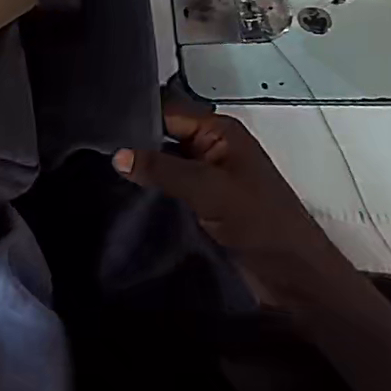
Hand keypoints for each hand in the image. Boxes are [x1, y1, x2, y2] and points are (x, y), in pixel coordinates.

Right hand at [113, 109, 346, 299]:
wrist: (295, 278)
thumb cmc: (260, 222)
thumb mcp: (208, 190)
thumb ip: (162, 170)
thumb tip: (117, 154)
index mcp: (220, 131)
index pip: (170, 113)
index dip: (138, 118)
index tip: (101, 127)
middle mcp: (213, 148)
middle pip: (167, 137)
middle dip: (137, 144)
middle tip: (95, 151)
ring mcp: (210, 177)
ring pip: (168, 164)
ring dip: (144, 171)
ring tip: (101, 172)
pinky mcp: (207, 204)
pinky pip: (173, 189)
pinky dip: (153, 192)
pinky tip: (126, 197)